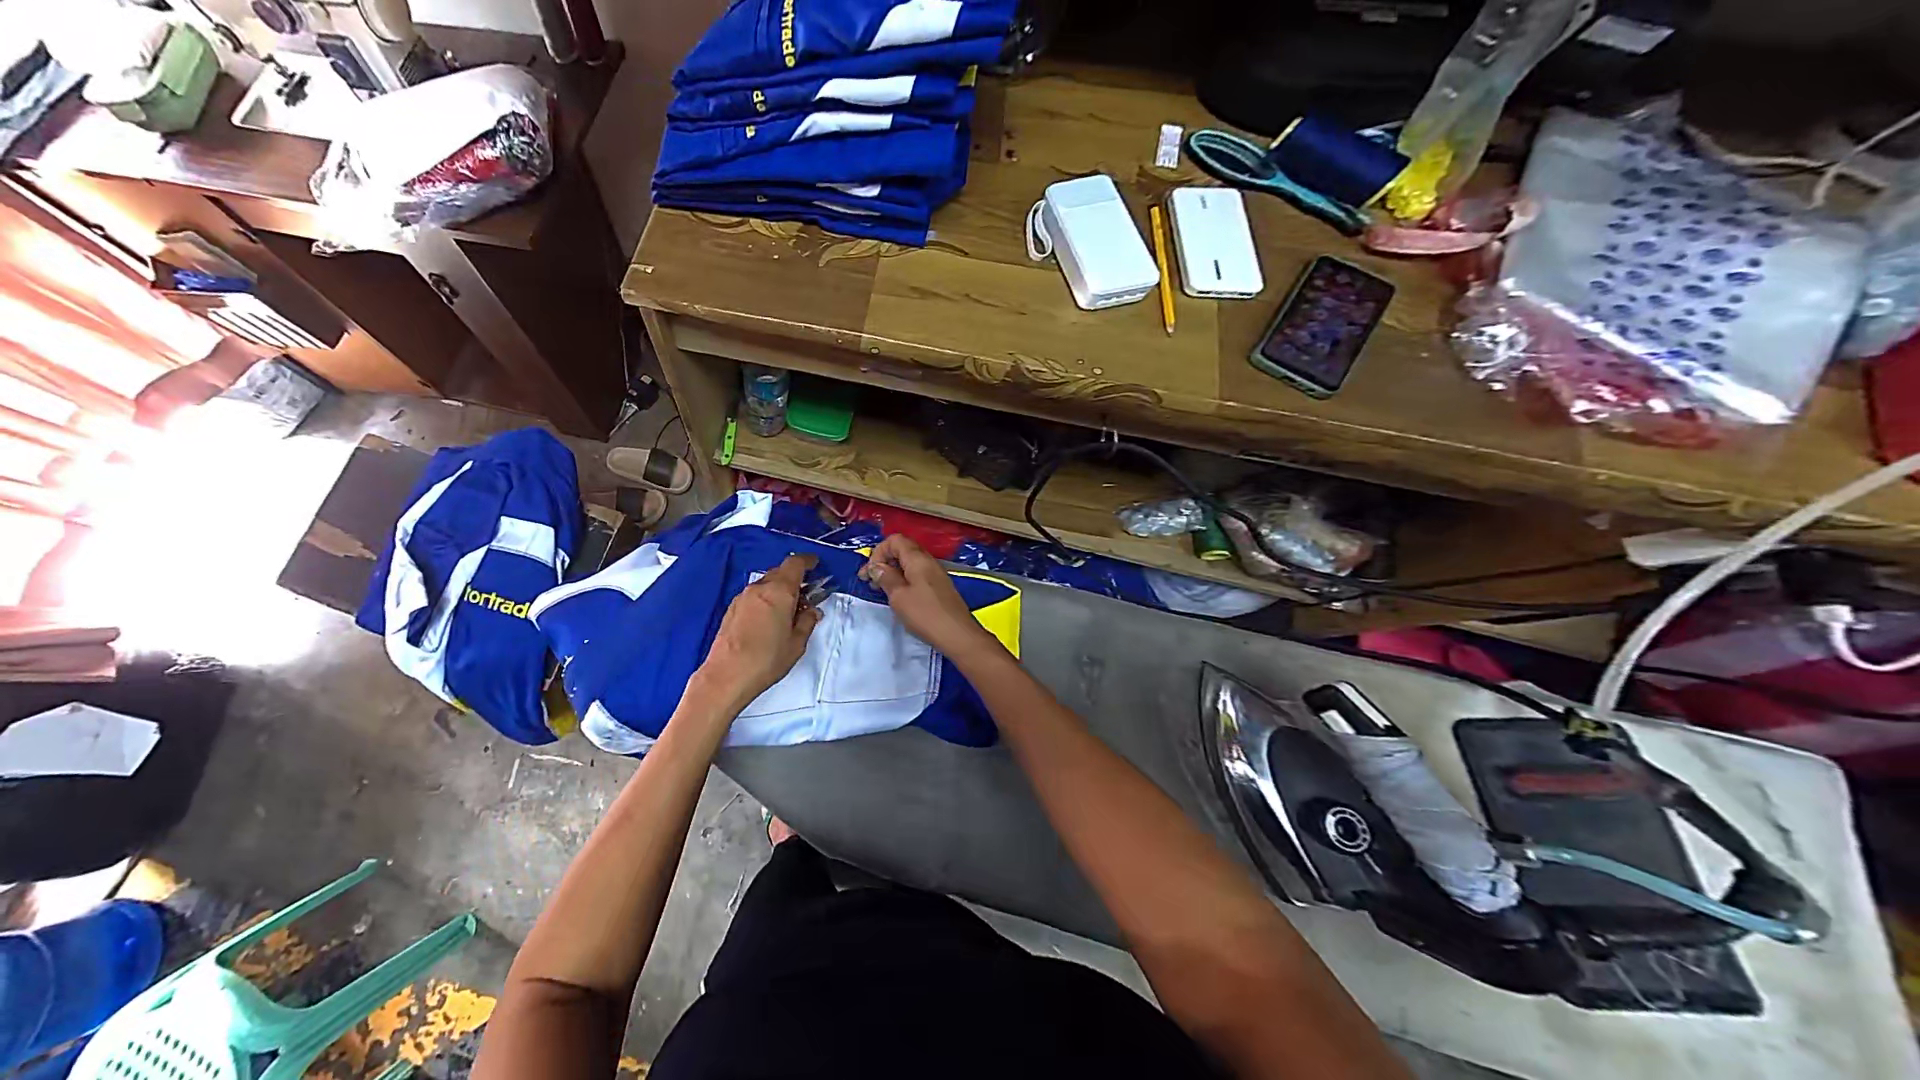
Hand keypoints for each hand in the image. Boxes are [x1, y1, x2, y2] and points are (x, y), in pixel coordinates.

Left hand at [690, 555, 821, 714]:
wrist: (727, 676)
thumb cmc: (766, 660)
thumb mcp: (797, 643)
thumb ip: (807, 621)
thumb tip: (811, 611)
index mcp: (779, 591)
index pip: (795, 563)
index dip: (807, 561)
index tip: (816, 564)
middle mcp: (759, 588)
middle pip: (780, 572)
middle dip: (795, 580)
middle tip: (806, 597)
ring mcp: (742, 598)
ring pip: (766, 585)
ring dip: (779, 591)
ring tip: (788, 613)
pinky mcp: (732, 609)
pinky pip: (754, 596)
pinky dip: (766, 600)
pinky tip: (770, 620)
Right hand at [861, 535, 1000, 660]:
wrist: (957, 634)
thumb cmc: (926, 614)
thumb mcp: (898, 596)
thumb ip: (886, 577)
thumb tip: (876, 567)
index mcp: (918, 558)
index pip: (895, 540)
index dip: (878, 552)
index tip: (870, 572)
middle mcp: (929, 561)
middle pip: (902, 550)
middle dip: (883, 562)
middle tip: (871, 581)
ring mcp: (936, 574)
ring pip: (909, 564)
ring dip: (893, 573)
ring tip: (882, 590)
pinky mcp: (939, 587)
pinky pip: (917, 576)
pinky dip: (904, 581)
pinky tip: (899, 597)